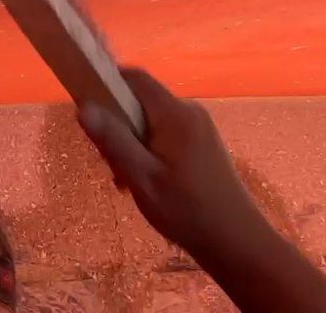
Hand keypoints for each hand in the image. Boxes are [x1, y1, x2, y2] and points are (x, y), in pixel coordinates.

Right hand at [79, 68, 272, 260]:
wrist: (242, 249)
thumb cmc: (189, 212)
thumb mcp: (143, 179)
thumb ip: (113, 140)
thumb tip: (83, 106)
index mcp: (175, 113)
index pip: (134, 77)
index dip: (108, 84)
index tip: (92, 110)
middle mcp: (189, 111)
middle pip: (141, 98)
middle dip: (119, 122)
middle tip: (110, 159)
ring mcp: (200, 127)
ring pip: (151, 117)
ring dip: (133, 139)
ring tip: (129, 177)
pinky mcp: (204, 143)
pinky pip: (166, 131)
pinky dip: (150, 147)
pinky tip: (149, 179)